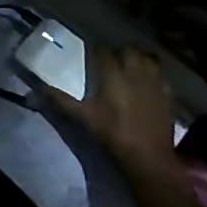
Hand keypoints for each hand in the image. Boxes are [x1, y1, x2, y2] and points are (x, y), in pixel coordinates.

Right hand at [39, 46, 184, 182]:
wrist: (148, 157)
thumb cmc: (112, 134)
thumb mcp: (83, 118)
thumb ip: (61, 101)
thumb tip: (38, 89)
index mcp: (113, 74)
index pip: (104, 51)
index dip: (97, 49)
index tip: (91, 52)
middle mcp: (135, 72)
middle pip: (129, 50)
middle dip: (119, 51)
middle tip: (110, 60)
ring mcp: (155, 82)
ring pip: (149, 58)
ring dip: (139, 58)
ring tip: (131, 66)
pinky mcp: (168, 95)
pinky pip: (161, 74)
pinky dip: (154, 73)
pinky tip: (148, 82)